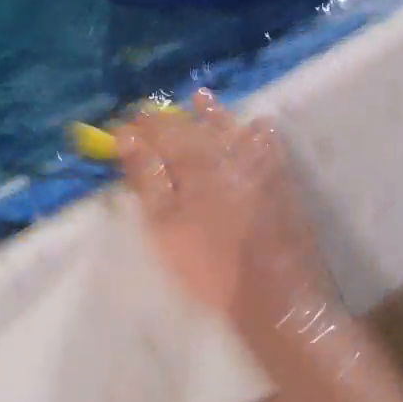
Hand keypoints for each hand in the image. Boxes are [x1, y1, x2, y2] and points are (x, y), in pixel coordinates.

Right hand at [115, 91, 339, 334]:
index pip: (160, 131)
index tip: (118, 129)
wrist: (278, 304)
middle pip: (195, 128)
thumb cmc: (208, 265)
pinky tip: (258, 127)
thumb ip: (145, 177)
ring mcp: (262, 172)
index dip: (137, 127)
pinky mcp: (284, 189)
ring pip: (234, 133)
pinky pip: (270, 150)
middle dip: (169, 119)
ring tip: (201, 98)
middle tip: (148, 116)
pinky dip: (260, 136)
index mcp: (196, 164)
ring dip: (214, 115)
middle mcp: (230, 158)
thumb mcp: (163, 224)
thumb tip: (126, 138)